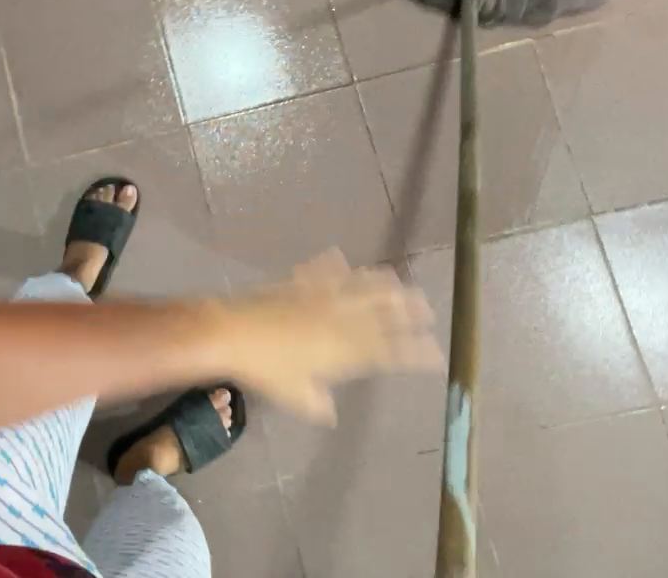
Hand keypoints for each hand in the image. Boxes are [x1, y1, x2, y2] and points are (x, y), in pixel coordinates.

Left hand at [216, 252, 442, 422]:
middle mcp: (336, 321)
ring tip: (395, 278)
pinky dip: (330, 266)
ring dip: (376, 283)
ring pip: (355, 288)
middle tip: (425, 305)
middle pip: (378, 313)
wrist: (233, 332)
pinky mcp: (296, 285)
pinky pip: (319, 273)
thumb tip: (328, 410)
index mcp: (343, 351)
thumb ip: (316, 402)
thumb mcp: (295, 395)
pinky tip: (339, 257)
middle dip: (404, 309)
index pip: (387, 351)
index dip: (413, 351)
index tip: (434, 353)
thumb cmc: (266, 370)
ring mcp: (316, 298)